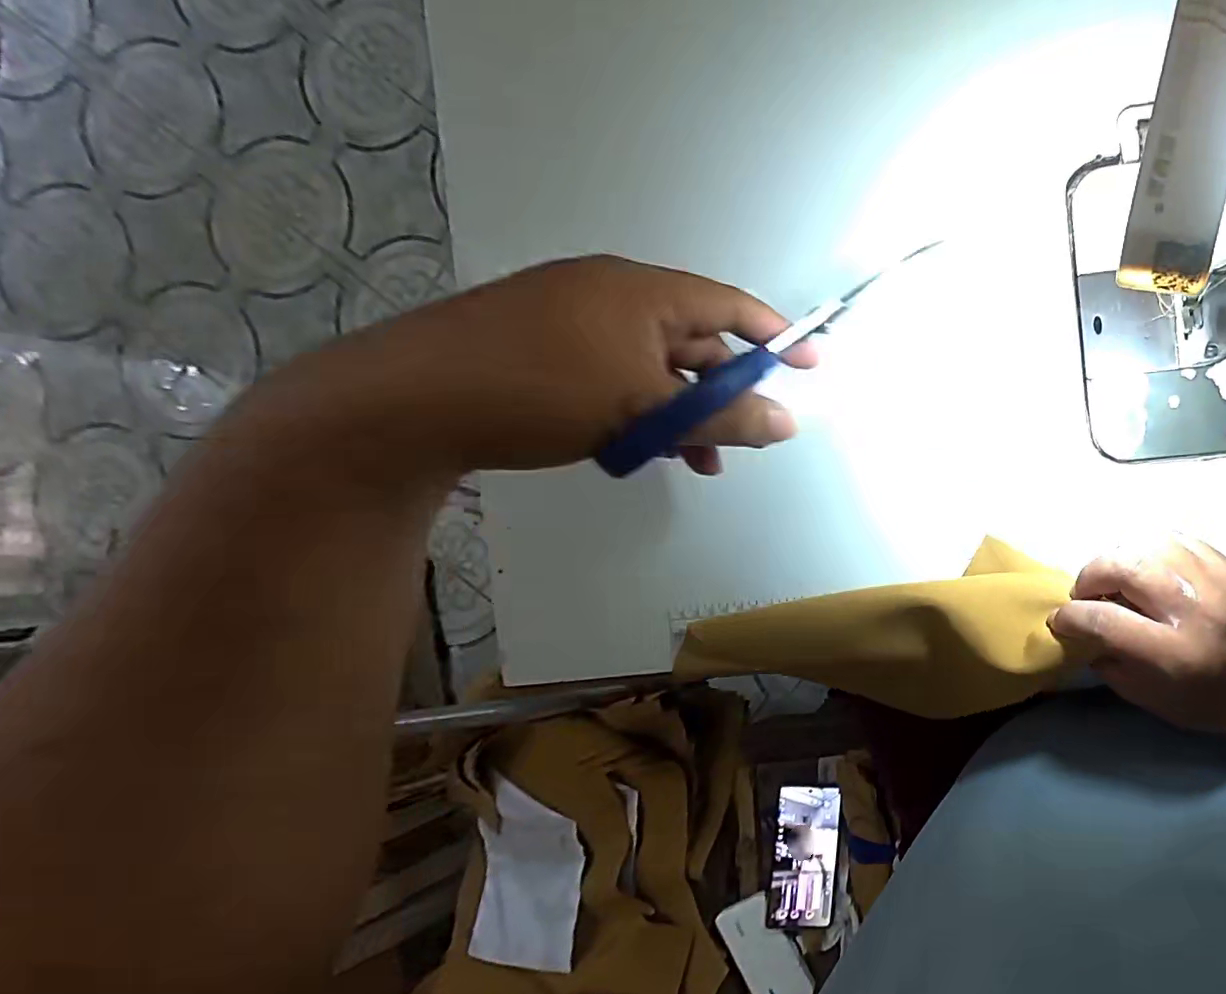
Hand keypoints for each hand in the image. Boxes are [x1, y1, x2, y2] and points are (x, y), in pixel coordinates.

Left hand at [257, 255, 819, 479]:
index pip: (728, 305)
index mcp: (639, 291)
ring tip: (703, 461)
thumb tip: (788, 424)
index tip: (811, 361)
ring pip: (656, 369)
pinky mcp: (546, 353)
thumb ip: (723, 419)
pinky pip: (618, 380)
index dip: (776, 334)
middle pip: (694, 341)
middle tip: (753, 432)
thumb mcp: (646, 410)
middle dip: (726, 391)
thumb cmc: (541, 391)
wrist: (406, 405)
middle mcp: (610, 296)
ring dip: (685, 414)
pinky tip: (646, 453)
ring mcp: (573, 323)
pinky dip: (643, 415)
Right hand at [1048, 536, 1225, 743]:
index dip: (1072, 616)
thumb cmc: (1200, 700)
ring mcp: (1214, 581)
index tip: (1060, 619)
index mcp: (1174, 652)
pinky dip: (1148, 549)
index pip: (1106, 619)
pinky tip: (1143, 567)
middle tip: (1086, 592)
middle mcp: (1195, 610)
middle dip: (1091, 575)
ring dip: (1118, 558)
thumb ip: (1106, 658)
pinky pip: (1174, 539)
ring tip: (1114, 578)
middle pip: (1125, 567)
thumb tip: (1076, 626)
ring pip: (1147, 544)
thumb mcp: (1144, 695)